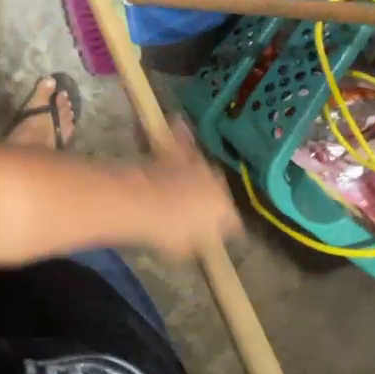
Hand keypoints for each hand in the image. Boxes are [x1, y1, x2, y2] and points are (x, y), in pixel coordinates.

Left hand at [134, 120, 240, 257]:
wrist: (141, 200)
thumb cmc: (166, 231)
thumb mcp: (185, 250)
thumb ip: (197, 242)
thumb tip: (197, 239)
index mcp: (226, 212)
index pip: (233, 223)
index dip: (224, 228)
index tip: (215, 233)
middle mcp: (218, 184)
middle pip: (219, 191)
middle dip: (211, 196)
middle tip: (197, 208)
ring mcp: (198, 164)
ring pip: (204, 165)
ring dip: (198, 170)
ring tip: (188, 175)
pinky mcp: (178, 149)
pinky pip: (183, 139)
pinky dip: (181, 132)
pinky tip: (178, 123)